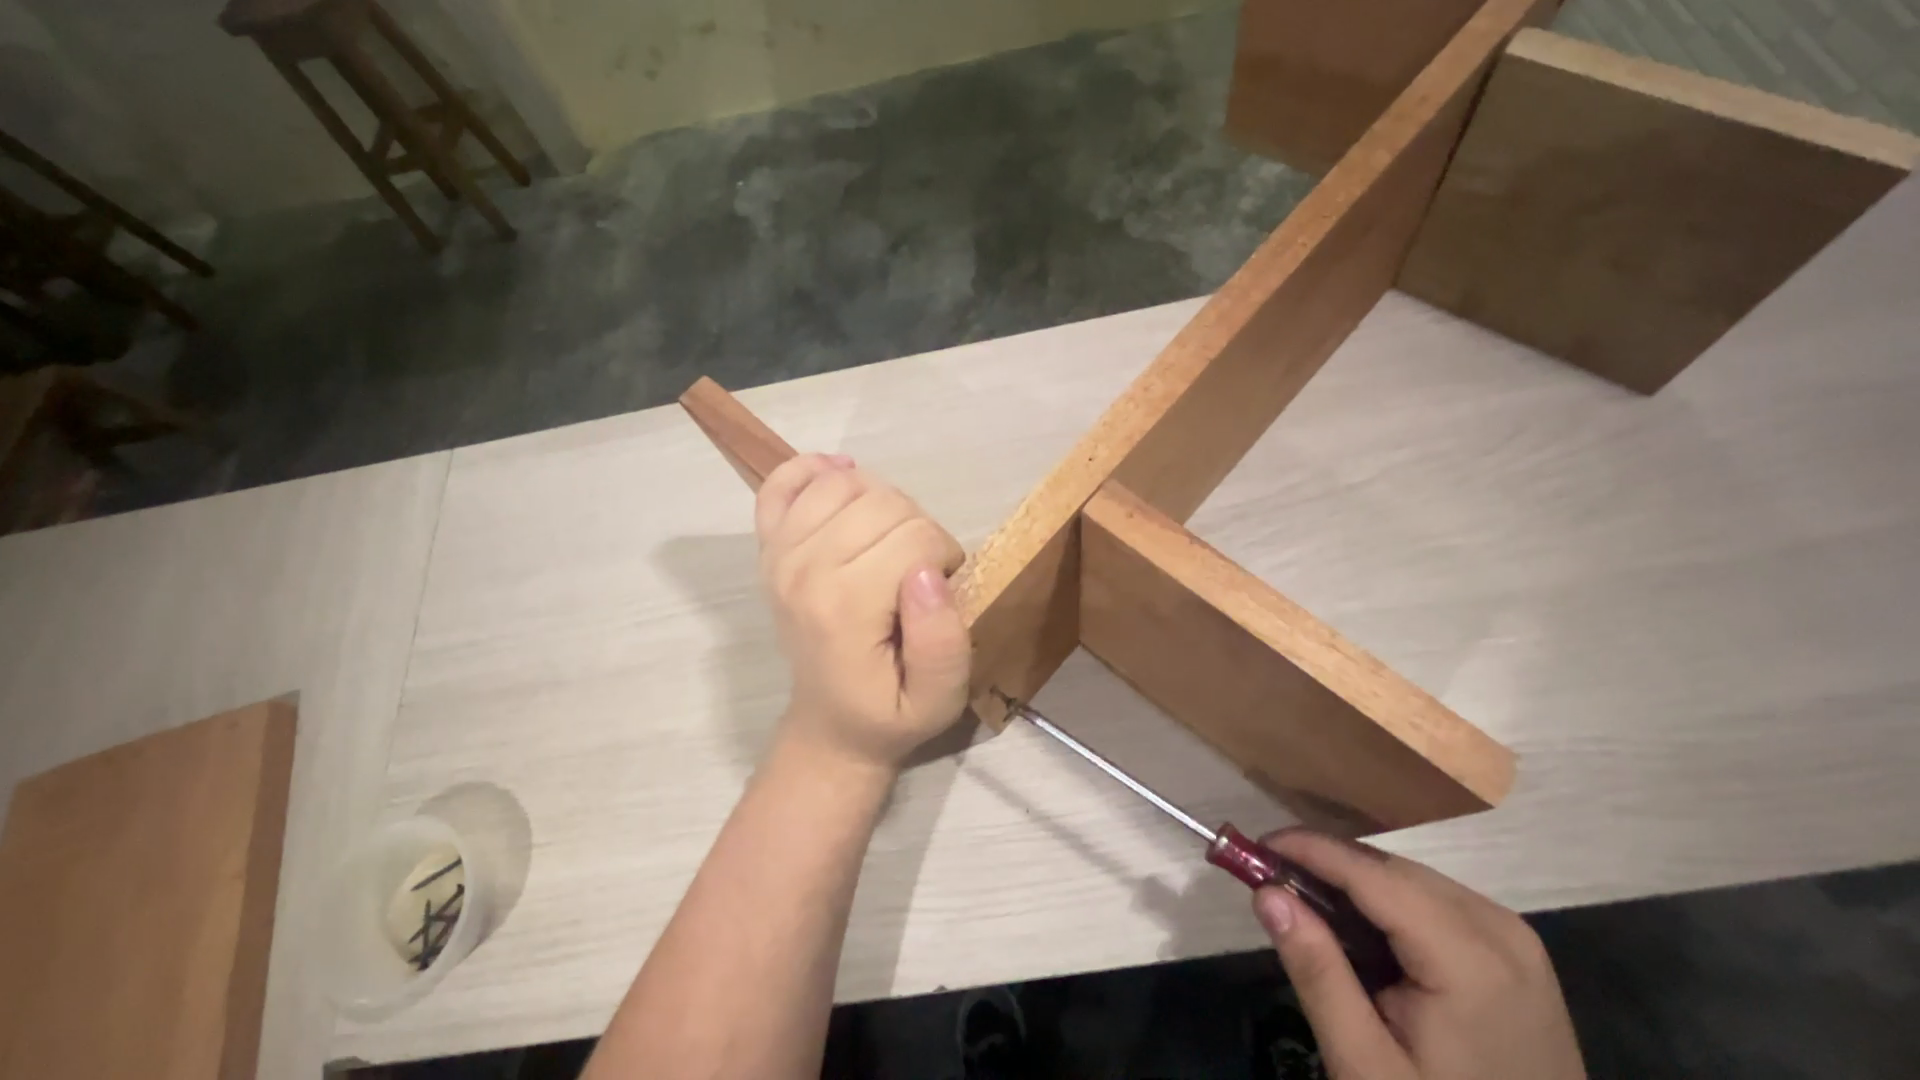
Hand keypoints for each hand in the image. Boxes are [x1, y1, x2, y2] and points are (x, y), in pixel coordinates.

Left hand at [755, 453, 970, 771]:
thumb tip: (929, 573)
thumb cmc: (891, 713)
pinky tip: (843, 484)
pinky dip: (816, 470)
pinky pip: (785, 480)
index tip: (940, 591)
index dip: (945, 555)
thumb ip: (942, 643)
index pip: (916, 535)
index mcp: (844, 606)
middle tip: (918, 571)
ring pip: (845, 481)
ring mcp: (779, 553)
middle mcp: (803, 569)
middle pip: (884, 501)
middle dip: (919, 528)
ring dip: (882, 501)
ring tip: (891, 541)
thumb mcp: (938, 699)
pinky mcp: (769, 546)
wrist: (831, 725)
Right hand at [1252, 831, 1584, 1079]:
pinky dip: (1390, 903)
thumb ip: (1318, 973)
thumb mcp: (1366, 1065)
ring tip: (1301, 900)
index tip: (1252, 847)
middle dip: (1327, 865)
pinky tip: (1357, 929)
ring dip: (1356, 882)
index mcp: (1470, 958)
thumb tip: (1266, 895)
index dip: (1310, 851)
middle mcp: (1500, 930)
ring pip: (1416, 881)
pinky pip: (1440, 904)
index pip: (1374, 874)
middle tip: (1266, 879)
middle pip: (1396, 871)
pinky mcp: (1518, 955)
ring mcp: (1516, 941)